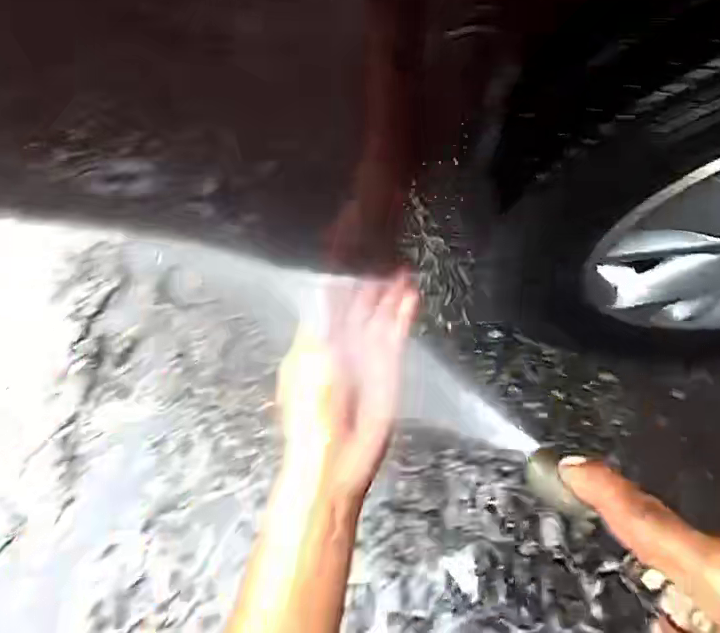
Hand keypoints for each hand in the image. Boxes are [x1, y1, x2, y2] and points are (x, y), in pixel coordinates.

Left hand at [273, 272, 417, 496]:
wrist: (333, 464)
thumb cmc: (311, 418)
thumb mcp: (309, 362)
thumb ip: (321, 323)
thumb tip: (325, 287)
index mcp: (312, 346)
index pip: (328, 304)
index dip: (339, 280)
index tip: (349, 255)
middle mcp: (341, 347)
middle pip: (358, 306)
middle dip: (369, 282)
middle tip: (381, 256)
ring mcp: (366, 357)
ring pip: (380, 316)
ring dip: (390, 293)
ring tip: (401, 269)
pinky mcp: (389, 368)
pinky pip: (397, 333)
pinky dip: (404, 313)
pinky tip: (410, 294)